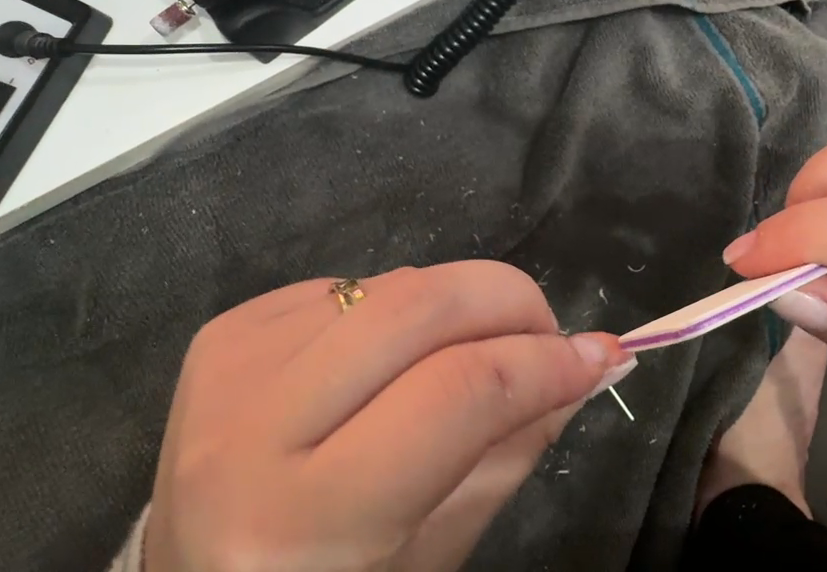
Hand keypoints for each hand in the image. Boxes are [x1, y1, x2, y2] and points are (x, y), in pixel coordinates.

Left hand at [143, 261, 634, 571]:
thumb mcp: (438, 545)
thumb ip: (518, 444)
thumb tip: (594, 360)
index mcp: (307, 517)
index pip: (457, 393)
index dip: (544, 361)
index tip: (601, 354)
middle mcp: (252, 430)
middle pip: (420, 307)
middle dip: (510, 301)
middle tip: (548, 331)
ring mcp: (230, 367)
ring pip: (393, 281)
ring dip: (458, 303)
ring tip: (474, 348)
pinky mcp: (224, 331)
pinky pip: (350, 283)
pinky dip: (399, 305)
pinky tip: (394, 354)